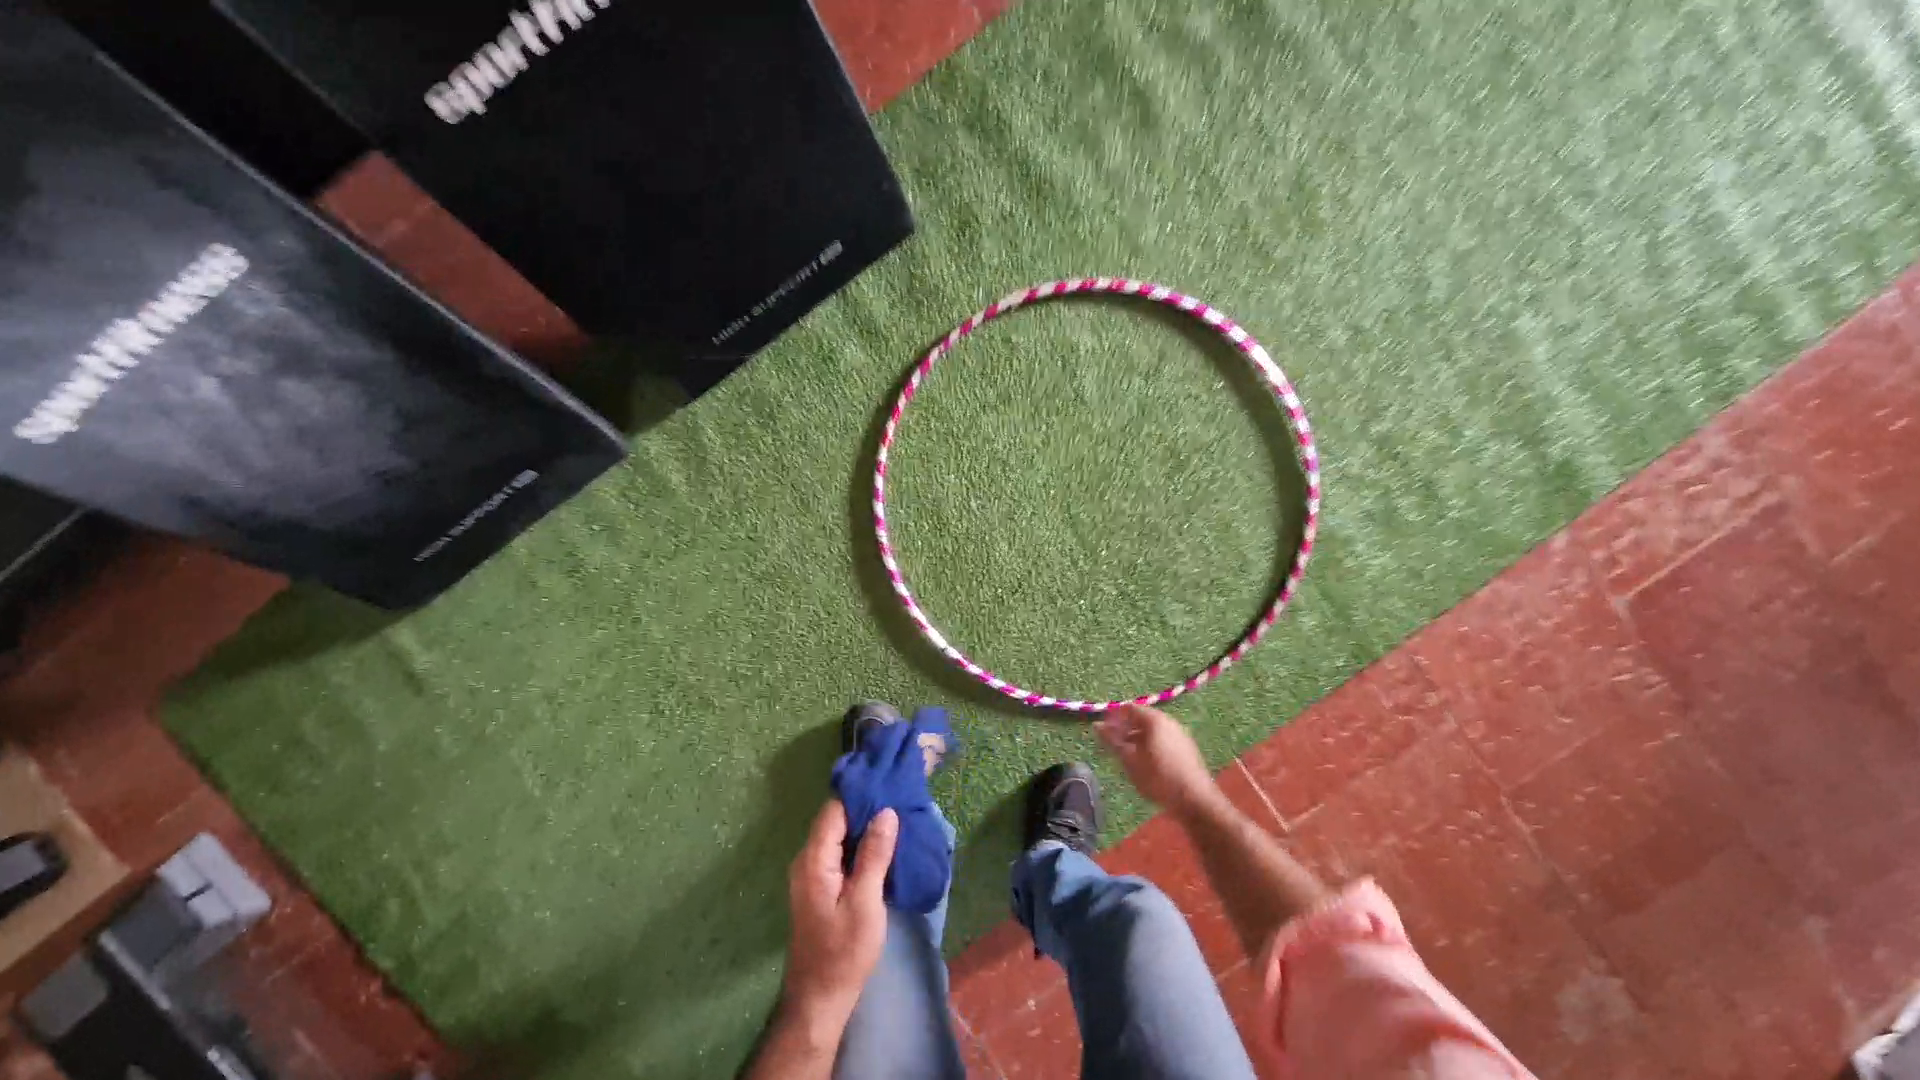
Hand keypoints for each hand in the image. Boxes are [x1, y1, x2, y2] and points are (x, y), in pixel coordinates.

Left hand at [782, 799, 897, 1019]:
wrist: (820, 998)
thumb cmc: (844, 951)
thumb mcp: (865, 902)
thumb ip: (874, 855)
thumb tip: (886, 812)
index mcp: (813, 860)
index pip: (834, 810)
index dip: (861, 795)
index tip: (890, 784)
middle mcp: (806, 861)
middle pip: (835, 821)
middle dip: (866, 809)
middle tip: (901, 800)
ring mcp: (811, 875)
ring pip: (838, 838)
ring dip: (865, 829)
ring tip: (899, 819)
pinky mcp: (820, 888)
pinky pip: (839, 855)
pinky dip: (860, 848)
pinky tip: (884, 849)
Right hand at [1096, 705, 1222, 818]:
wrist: (1196, 799)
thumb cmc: (1158, 778)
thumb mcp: (1130, 760)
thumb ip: (1113, 740)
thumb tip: (1097, 725)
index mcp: (1155, 720)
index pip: (1129, 708)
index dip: (1113, 716)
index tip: (1102, 729)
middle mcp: (1169, 722)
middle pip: (1141, 718)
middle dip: (1124, 728)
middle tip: (1110, 743)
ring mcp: (1180, 734)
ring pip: (1152, 730)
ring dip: (1136, 737)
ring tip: (1125, 754)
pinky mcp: (1186, 748)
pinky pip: (1162, 739)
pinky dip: (1149, 744)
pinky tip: (1144, 761)